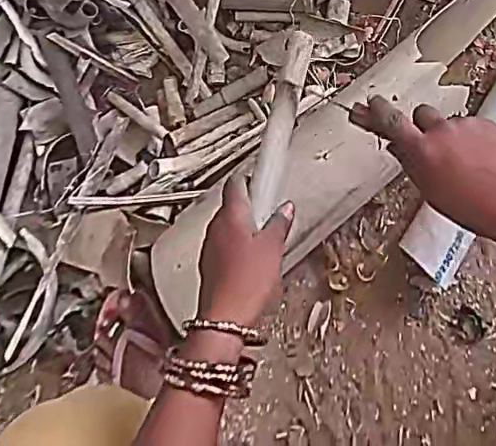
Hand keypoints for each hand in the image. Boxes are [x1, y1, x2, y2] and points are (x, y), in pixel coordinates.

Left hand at [197, 175, 292, 325]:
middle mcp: (216, 225)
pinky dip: (235, 245)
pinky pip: (223, 244)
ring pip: (226, 225)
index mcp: (231, 214)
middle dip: (248, 206)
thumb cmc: (246, 283)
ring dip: (241, 227)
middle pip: (231, 204)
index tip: (258, 177)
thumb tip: (285, 210)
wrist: (224, 318)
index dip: (248, 177)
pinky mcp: (209, 263)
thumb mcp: (273, 249)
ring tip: (261, 240)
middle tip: (266, 212)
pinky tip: (248, 260)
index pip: (235, 183)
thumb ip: (279, 225)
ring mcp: (210, 244)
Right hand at [349, 96, 495, 243]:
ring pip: (447, 122)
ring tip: (466, 162)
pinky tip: (482, 159)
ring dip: (450, 135)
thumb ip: (410, 164)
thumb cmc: (471, 207)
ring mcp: (464, 125)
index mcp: (422, 150)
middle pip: (421, 115)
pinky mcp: (485, 123)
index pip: (391, 121)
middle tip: (432, 147)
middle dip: (423, 127)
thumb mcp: (431, 191)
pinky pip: (470, 125)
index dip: (376, 111)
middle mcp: (440, 131)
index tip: (367, 104)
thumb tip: (396, 146)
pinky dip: (472, 138)